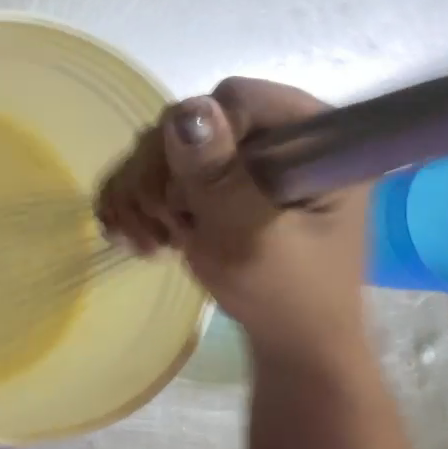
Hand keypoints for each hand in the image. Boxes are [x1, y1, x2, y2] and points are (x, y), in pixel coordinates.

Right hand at [96, 77, 368, 350]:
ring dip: (142, 198)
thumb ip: (219, 176)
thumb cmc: (285, 298)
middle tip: (163, 231)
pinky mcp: (214, 183)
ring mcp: (240, 161)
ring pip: (162, 149)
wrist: (291, 347)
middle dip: (160, 179)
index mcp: (310, 138)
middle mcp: (275, 137)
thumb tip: (186, 111)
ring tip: (150, 244)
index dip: (199, 144)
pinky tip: (141, 239)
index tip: (187, 200)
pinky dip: (137, 206)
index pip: (235, 101)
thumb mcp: (250, 237)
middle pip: (189, 124)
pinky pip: (153, 174)